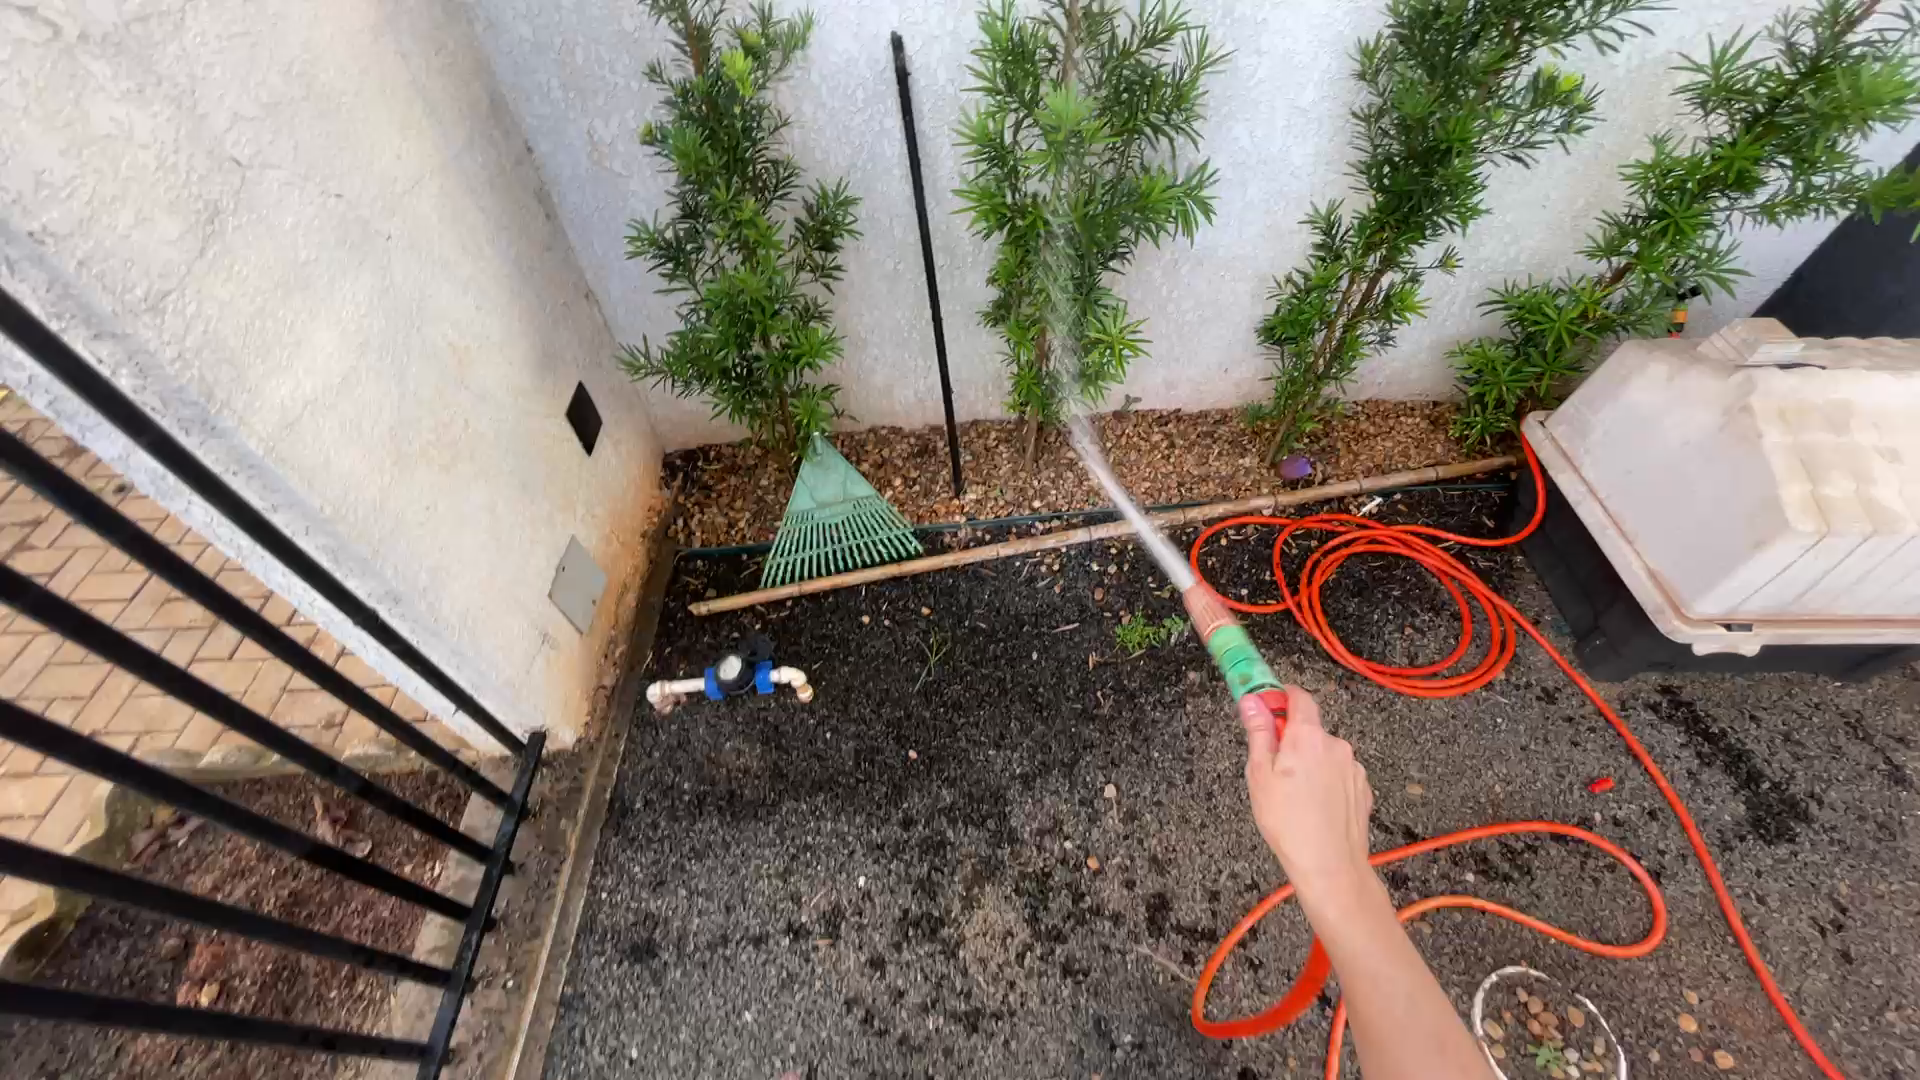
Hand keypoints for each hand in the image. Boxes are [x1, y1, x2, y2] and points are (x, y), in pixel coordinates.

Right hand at [1241, 685, 1376, 903]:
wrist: (1330, 866)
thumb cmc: (1289, 823)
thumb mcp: (1259, 774)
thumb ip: (1258, 732)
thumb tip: (1251, 701)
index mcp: (1307, 737)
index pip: (1298, 696)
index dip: (1280, 696)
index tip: (1265, 704)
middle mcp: (1335, 745)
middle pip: (1309, 727)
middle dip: (1290, 738)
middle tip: (1271, 765)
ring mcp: (1353, 767)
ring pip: (1323, 751)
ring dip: (1308, 761)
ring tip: (1292, 792)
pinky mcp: (1362, 787)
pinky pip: (1337, 771)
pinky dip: (1324, 778)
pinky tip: (1312, 803)